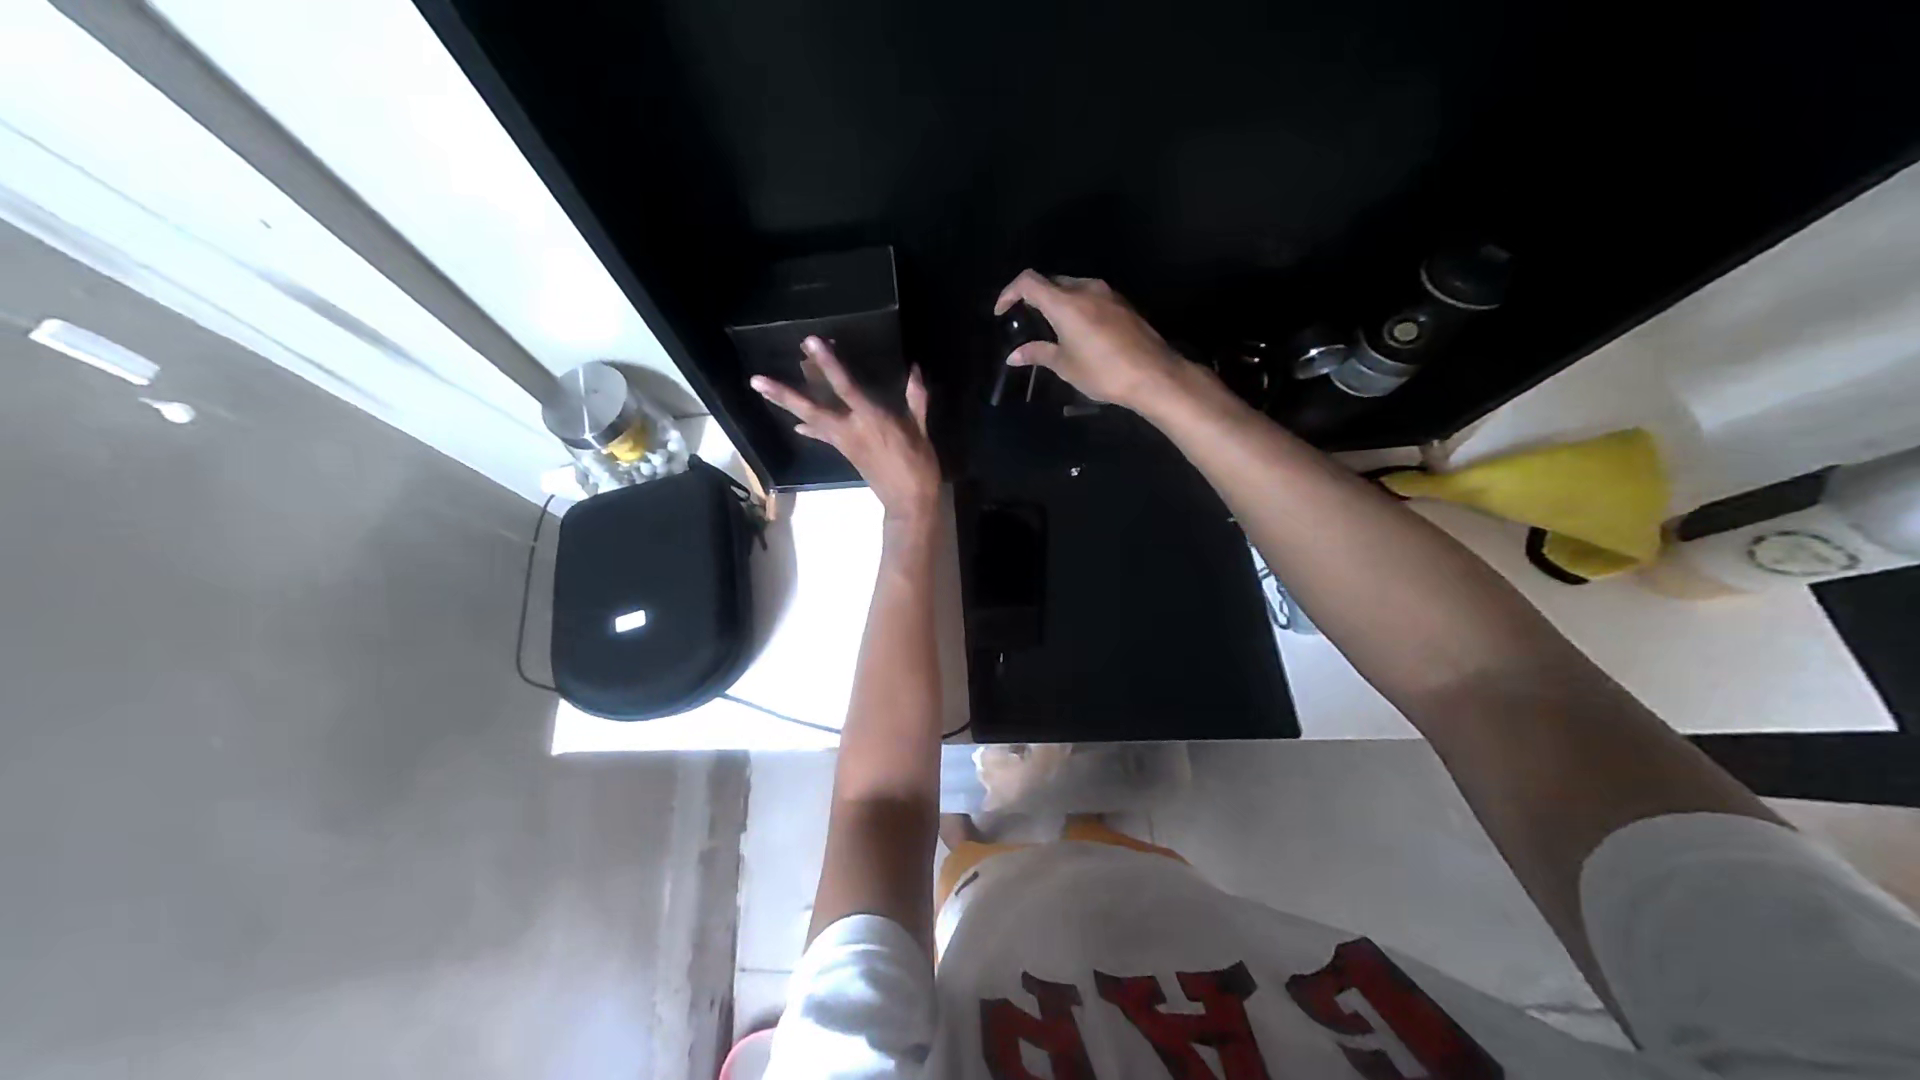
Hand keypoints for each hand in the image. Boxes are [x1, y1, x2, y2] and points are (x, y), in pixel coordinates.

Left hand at [751, 337, 940, 521]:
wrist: (908, 501)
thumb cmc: (919, 465)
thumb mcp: (921, 430)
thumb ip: (916, 398)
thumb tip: (915, 369)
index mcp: (871, 420)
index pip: (845, 387)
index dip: (828, 364)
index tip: (811, 343)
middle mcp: (850, 429)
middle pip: (810, 409)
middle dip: (784, 394)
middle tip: (756, 380)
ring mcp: (843, 442)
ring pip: (810, 419)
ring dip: (786, 405)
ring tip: (762, 390)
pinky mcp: (844, 451)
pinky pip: (822, 435)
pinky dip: (809, 427)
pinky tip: (795, 425)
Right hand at [994, 270, 1188, 409]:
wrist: (1153, 375)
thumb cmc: (1104, 372)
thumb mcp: (1065, 366)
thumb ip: (1038, 354)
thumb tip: (1014, 356)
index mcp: (1066, 302)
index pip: (1029, 281)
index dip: (1009, 292)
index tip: (1002, 312)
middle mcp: (1085, 289)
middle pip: (1051, 281)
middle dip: (1033, 297)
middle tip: (1025, 320)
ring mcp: (1107, 294)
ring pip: (1072, 287)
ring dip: (1056, 301)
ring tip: (1050, 327)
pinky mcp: (1122, 303)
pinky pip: (1090, 296)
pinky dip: (1075, 306)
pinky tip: (1076, 330)